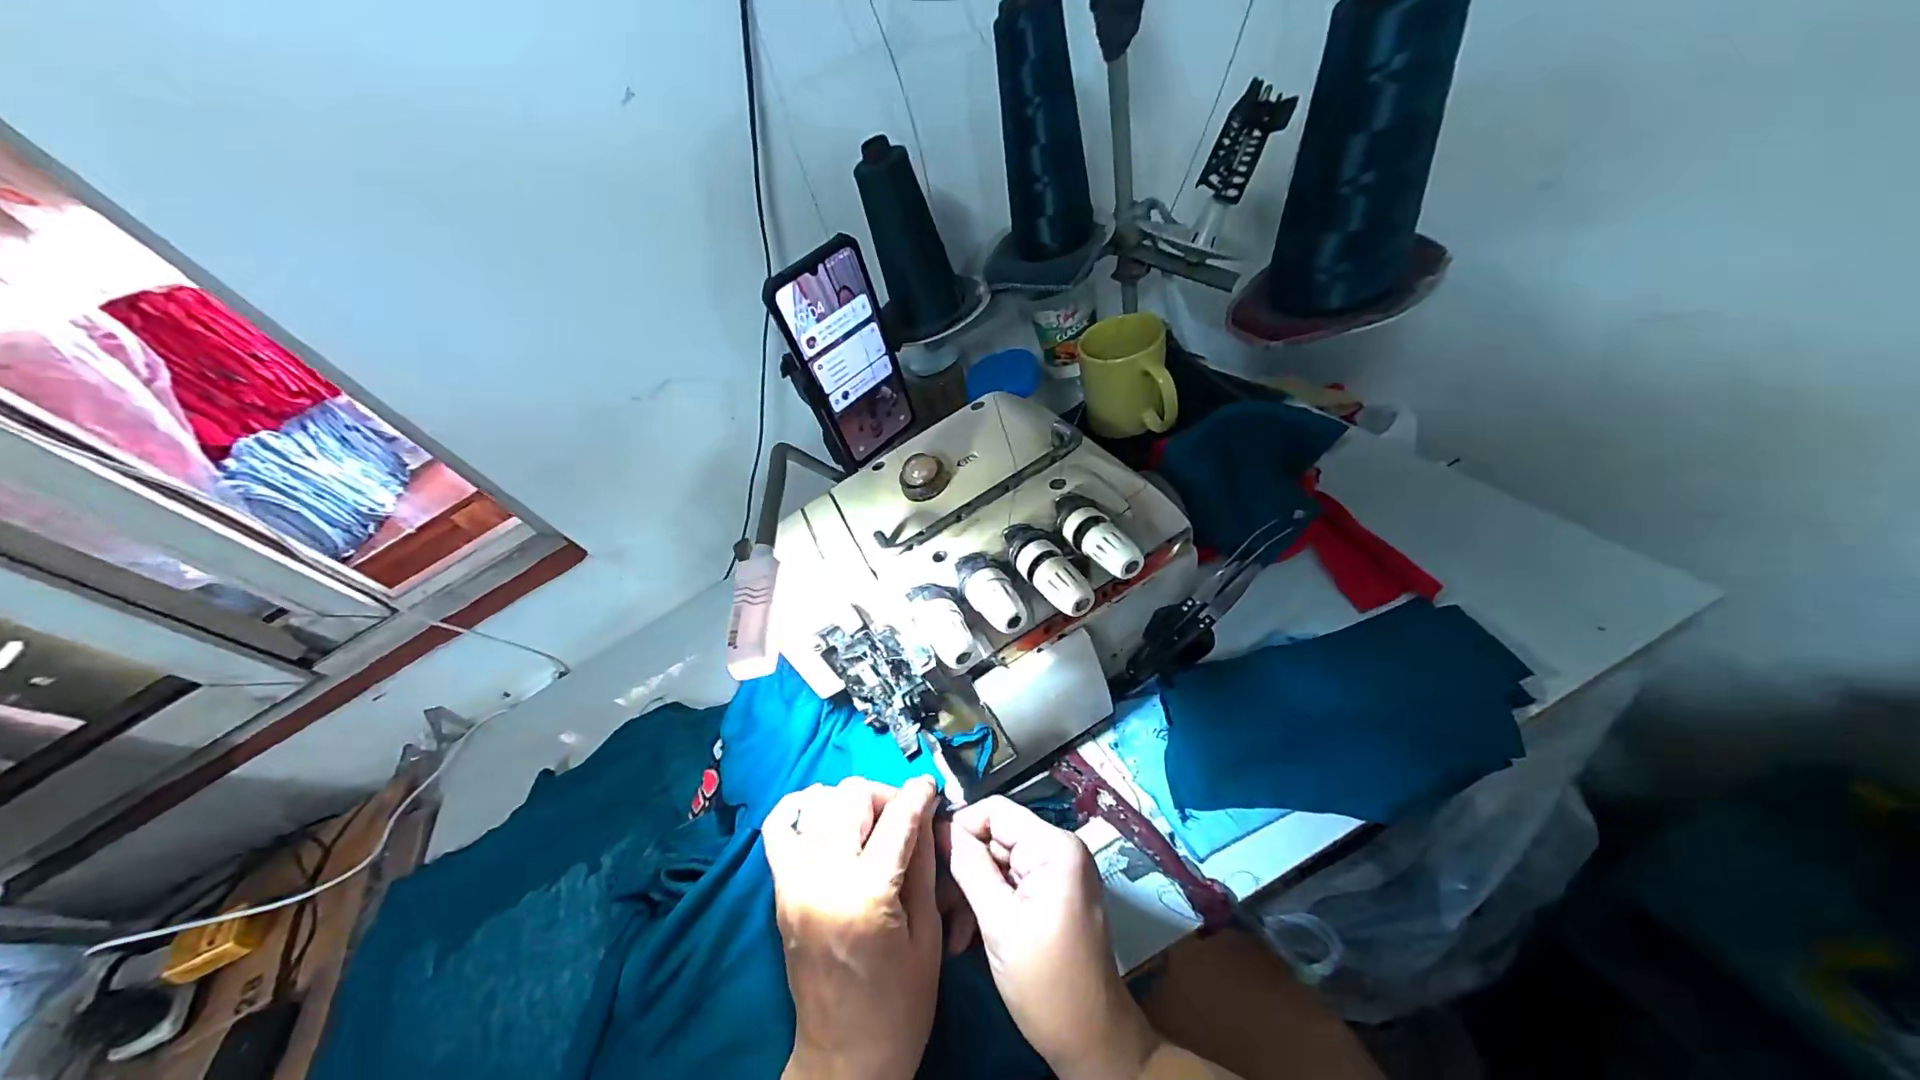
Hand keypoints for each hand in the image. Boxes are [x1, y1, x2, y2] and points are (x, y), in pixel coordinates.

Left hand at [764, 777, 941, 1079]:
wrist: (844, 1055)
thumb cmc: (901, 1003)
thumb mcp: (927, 930)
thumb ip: (922, 860)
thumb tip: (923, 807)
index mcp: (867, 894)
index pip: (896, 818)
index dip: (919, 794)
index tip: (931, 787)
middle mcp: (822, 877)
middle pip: (852, 796)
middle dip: (885, 795)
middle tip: (904, 816)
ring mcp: (793, 880)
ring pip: (819, 800)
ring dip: (851, 801)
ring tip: (871, 824)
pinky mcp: (779, 888)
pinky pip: (779, 825)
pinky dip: (802, 807)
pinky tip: (826, 815)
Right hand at [942, 796, 1162, 1079]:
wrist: (1090, 1041)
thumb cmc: (1047, 984)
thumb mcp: (999, 922)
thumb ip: (969, 867)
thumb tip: (942, 827)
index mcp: (1055, 847)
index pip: (995, 810)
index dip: (959, 827)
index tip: (931, 857)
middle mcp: (1059, 850)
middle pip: (994, 837)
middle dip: (964, 870)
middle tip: (942, 907)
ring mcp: (1056, 874)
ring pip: (996, 863)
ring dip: (970, 893)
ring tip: (955, 931)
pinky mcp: (1050, 895)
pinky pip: (1009, 884)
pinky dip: (986, 904)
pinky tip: (968, 935)